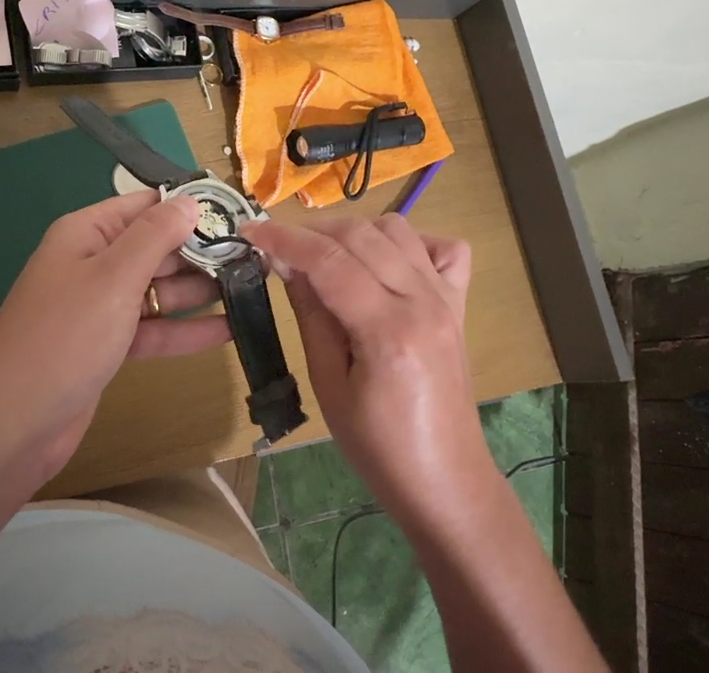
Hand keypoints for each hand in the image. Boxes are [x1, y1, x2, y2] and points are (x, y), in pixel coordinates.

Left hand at [0, 190, 231, 476]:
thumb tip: (189, 201)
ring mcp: (100, 307)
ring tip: (254, 287)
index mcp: (87, 234)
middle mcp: (93, 263)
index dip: (189, 206)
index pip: (145, 206)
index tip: (239, 214)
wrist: (13, 424)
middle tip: (259, 257)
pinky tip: (230, 330)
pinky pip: (154, 328)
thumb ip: (155, 237)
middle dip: (203, 250)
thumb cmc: (64, 338)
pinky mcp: (107, 346)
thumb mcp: (113, 278)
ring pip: (159, 289)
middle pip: (156, 247)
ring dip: (201, 290)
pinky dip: (185, 329)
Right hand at [243, 213, 490, 525]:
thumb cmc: (378, 447)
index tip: (249, 231)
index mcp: (389, 330)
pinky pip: (443, 248)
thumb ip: (311, 315)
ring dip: (355, 232)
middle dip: (312, 230)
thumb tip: (287, 263)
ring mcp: (447, 298)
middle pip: (361, 234)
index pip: (329, 260)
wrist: (444, 480)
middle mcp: (423, 301)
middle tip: (279, 248)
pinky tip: (385, 264)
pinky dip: (410, 243)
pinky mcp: (459, 304)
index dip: (284, 238)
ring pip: (397, 229)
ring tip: (325, 257)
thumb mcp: (328, 385)